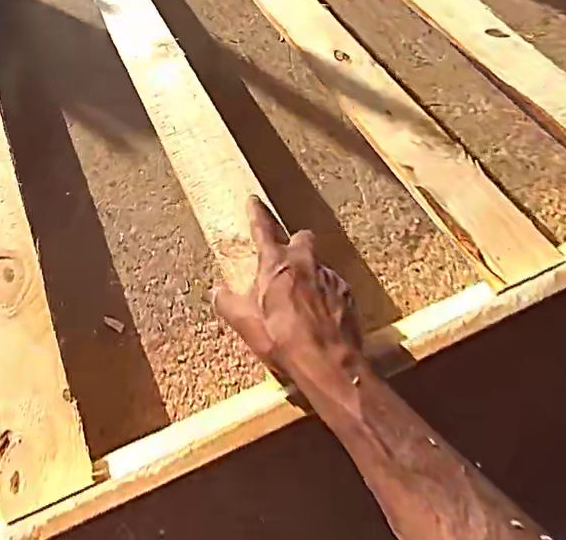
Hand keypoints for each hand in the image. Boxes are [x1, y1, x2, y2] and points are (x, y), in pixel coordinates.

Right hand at [213, 197, 366, 388]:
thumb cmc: (283, 340)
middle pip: (301, 238)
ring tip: (302, 300)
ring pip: (318, 264)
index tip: (253, 201)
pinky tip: (321, 317)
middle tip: (286, 261)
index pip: (262, 228)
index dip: (256, 213)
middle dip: (294, 243)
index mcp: (276, 263)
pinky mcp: (348, 295)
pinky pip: (333, 287)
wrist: (329, 365)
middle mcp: (304, 262)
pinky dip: (325, 295)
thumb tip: (217, 292)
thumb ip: (227, 303)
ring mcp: (329, 277)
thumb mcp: (244, 324)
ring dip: (310, 274)